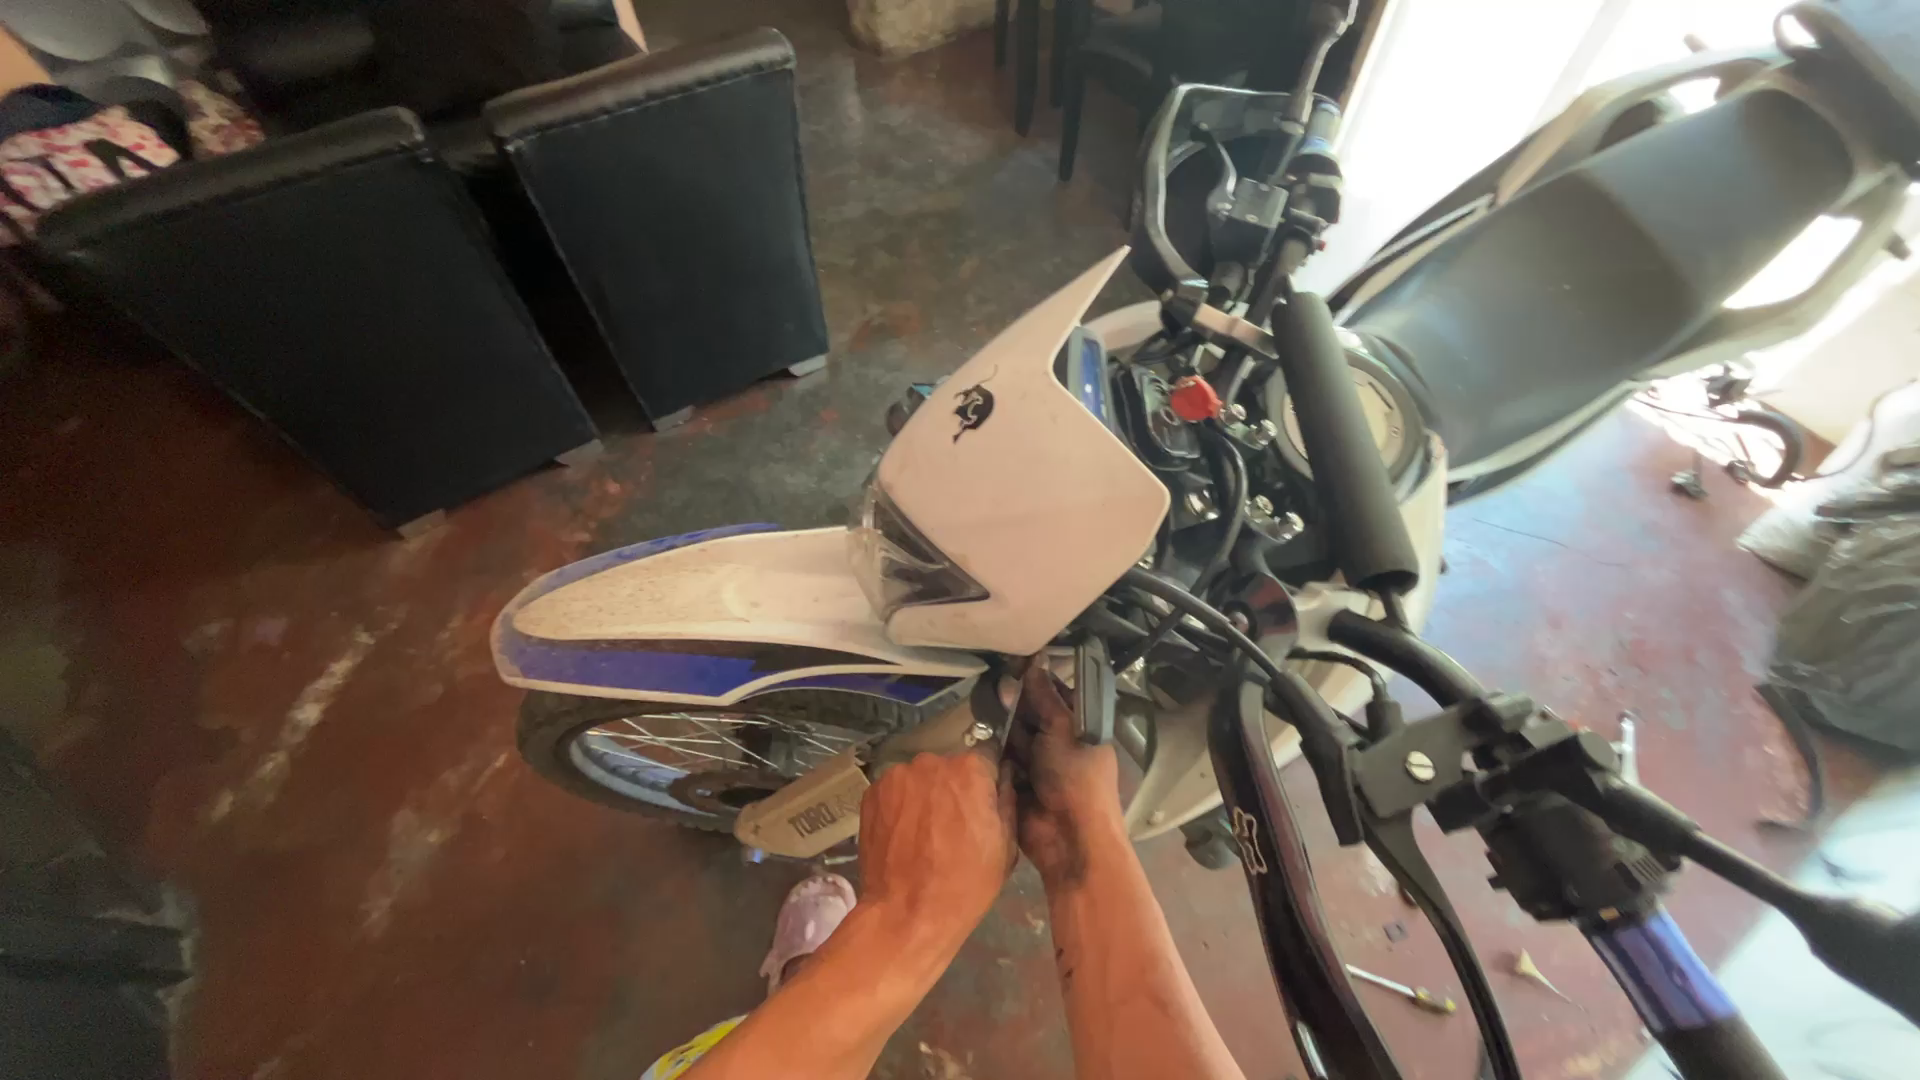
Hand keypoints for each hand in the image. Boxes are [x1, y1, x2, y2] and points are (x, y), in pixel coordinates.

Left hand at [857, 750, 1014, 947]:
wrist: (906, 914)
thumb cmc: (965, 883)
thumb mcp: (1005, 846)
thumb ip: (1006, 801)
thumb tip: (1003, 775)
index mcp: (970, 769)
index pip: (986, 759)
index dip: (986, 782)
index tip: (982, 804)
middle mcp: (932, 761)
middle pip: (949, 766)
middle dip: (953, 787)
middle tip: (951, 823)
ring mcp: (897, 775)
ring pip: (919, 777)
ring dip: (924, 794)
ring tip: (923, 831)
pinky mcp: (871, 792)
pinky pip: (894, 791)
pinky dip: (899, 805)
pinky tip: (902, 833)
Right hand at [1005, 660, 1122, 888]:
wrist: (1068, 838)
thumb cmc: (1076, 777)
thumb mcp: (1064, 729)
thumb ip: (1046, 697)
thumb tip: (1037, 662)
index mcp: (1081, 729)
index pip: (1058, 696)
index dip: (1039, 679)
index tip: (1016, 660)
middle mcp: (1059, 744)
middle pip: (1032, 715)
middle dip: (1015, 703)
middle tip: (995, 682)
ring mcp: (1036, 765)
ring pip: (1013, 736)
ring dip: (1002, 725)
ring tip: (984, 704)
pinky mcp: (1014, 783)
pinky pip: (1000, 759)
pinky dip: (993, 750)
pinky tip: (978, 731)